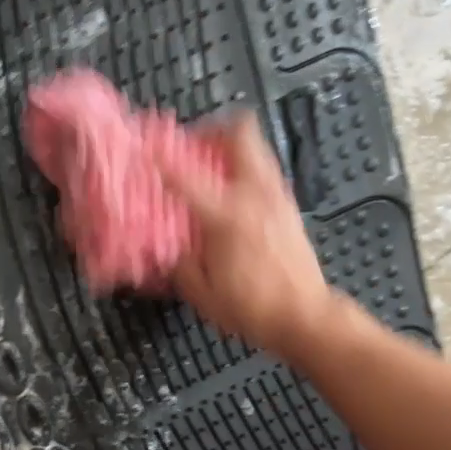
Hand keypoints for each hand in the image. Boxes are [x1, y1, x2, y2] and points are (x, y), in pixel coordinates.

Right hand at [157, 112, 339, 360]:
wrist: (304, 317)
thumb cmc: (249, 308)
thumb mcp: (200, 291)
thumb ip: (180, 263)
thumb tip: (168, 249)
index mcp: (226, 216)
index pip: (186, 176)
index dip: (161, 157)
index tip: (146, 146)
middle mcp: (255, 196)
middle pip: (239, 134)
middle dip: (211, 132)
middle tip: (190, 148)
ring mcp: (277, 197)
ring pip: (255, 149)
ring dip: (230, 150)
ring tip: (208, 168)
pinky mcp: (289, 207)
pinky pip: (264, 172)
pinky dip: (245, 170)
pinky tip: (230, 195)